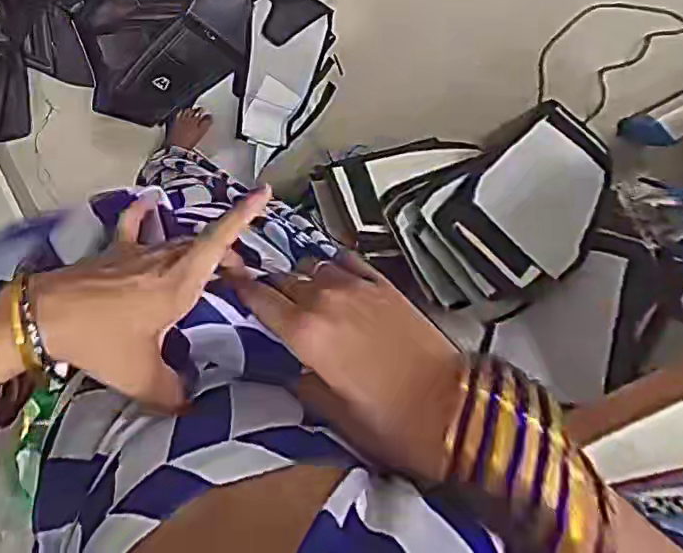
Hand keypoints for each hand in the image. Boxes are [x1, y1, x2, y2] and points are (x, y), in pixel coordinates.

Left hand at [29, 188, 270, 411]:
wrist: (50, 314)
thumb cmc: (101, 340)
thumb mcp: (143, 377)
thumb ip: (174, 392)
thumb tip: (190, 402)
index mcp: (180, 280)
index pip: (219, 240)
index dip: (243, 215)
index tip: (263, 192)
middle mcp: (164, 257)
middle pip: (205, 245)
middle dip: (228, 255)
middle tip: (240, 278)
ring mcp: (138, 250)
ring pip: (178, 239)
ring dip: (198, 247)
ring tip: (210, 263)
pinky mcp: (116, 250)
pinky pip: (136, 224)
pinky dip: (145, 213)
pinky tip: (151, 203)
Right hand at [227, 255, 464, 480]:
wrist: (452, 408)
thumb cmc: (389, 421)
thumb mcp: (332, 413)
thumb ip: (302, 379)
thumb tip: (291, 364)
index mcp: (305, 332)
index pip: (260, 298)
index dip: (241, 288)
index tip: (229, 280)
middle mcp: (324, 299)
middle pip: (283, 278)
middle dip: (272, 286)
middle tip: (268, 296)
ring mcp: (354, 286)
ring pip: (313, 265)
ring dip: (303, 277)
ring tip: (304, 291)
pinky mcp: (381, 283)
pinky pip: (345, 261)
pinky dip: (333, 267)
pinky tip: (334, 276)